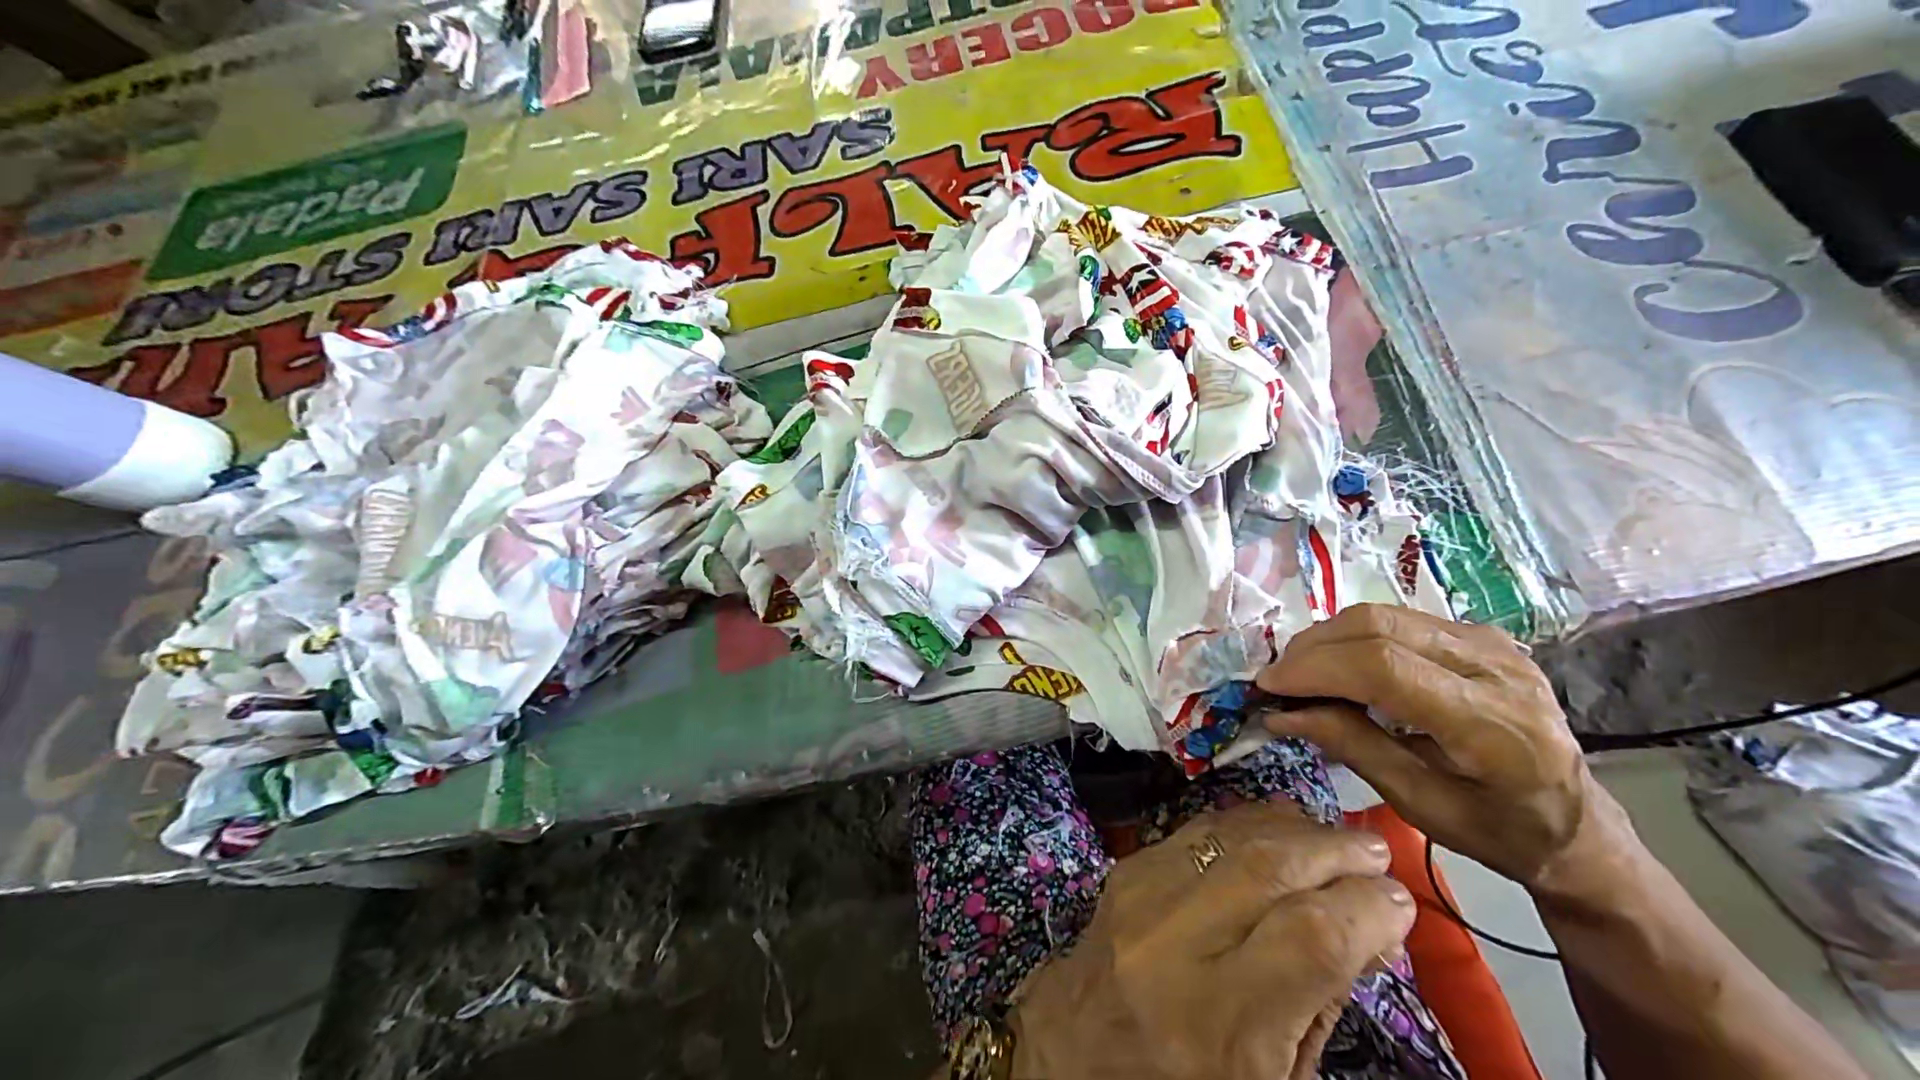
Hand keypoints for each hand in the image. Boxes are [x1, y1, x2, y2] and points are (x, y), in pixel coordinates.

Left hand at [1007, 801, 1413, 1079]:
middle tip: (1377, 853)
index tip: (1399, 902)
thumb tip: (1368, 923)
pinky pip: (1197, 830)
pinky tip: (1280, 827)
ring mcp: (1141, 897)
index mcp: (1219, 1023)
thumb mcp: (1273, 1079)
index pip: (1308, 938)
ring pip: (1229, 836)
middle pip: (1267, 869)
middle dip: (1333, 851)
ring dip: (1293, 828)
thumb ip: (1321, 1000)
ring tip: (1337, 837)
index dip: (1364, 909)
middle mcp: (1173, 946)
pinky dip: (1247, 823)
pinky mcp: (1126, 870)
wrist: (1076, 1053)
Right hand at [1256, 604, 1622, 891]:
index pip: (1384, 668)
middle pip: (1379, 627)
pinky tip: (1339, 665)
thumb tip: (1281, 714)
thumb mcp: (1419, 804)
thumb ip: (1351, 747)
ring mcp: (1493, 644)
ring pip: (1383, 614)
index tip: (1268, 686)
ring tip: (1301, 673)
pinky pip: (1399, 620)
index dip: (1316, 669)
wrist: (1576, 823)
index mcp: (1491, 724)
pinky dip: (1354, 637)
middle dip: (1313, 648)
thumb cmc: (1497, 829)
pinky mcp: (1483, 635)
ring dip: (1328, 638)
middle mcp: (1496, 668)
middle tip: (1277, 680)